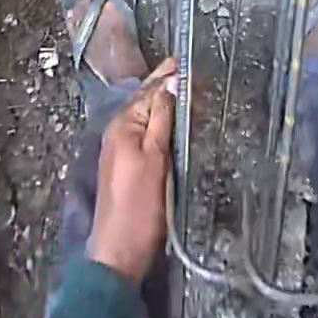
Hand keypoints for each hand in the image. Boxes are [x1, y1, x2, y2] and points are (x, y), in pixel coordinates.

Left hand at [88, 57, 178, 283]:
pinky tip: (180, 124)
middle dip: (170, 87)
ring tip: (195, 94)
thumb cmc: (139, 207)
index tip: (191, 61)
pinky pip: (149, 133)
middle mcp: (119, 130)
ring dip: (170, 105)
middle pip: (148, 101)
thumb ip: (162, 118)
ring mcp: (122, 148)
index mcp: (123, 124)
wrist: (119, 256)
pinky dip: (165, 125)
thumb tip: (171, 82)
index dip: (171, 76)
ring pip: (150, 117)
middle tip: (198, 77)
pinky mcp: (130, 165)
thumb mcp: (155, 157)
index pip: (150, 90)